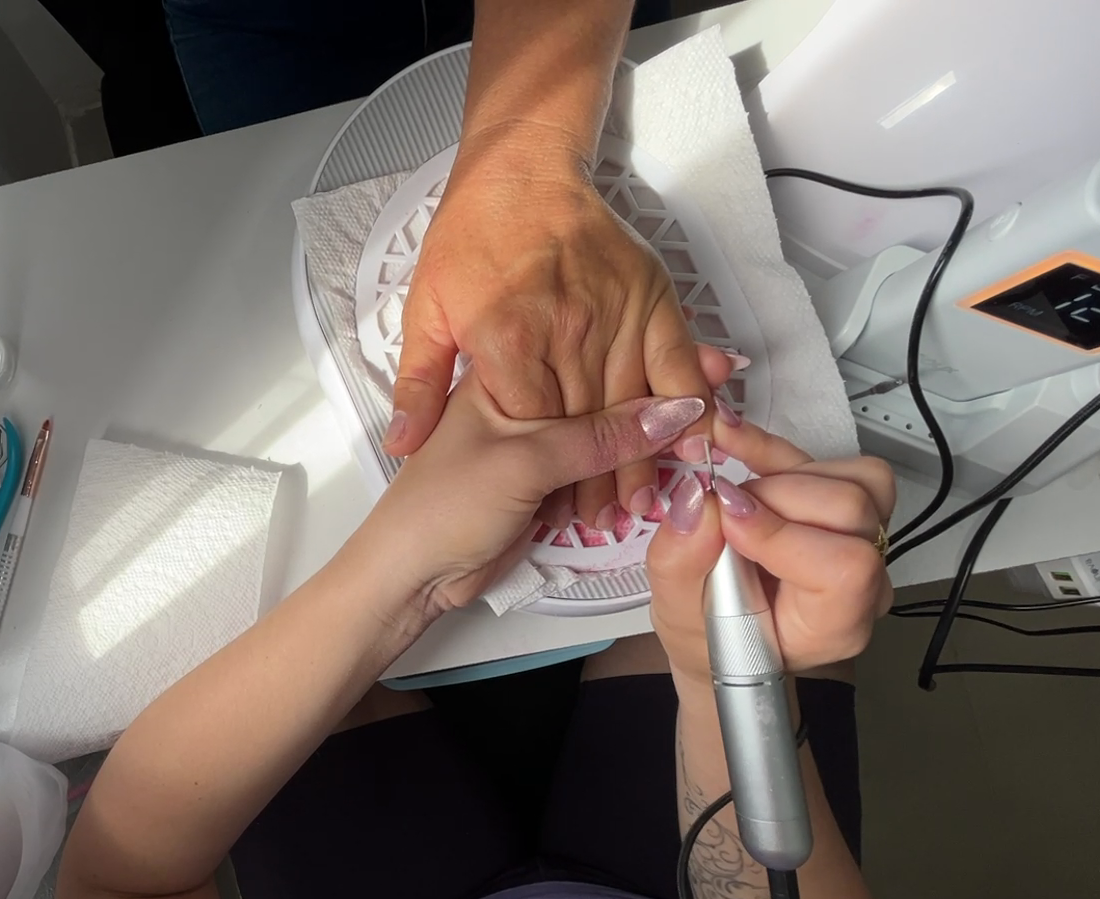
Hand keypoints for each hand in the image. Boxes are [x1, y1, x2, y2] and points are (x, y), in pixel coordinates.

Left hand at [351, 378, 706, 618]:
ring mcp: (532, 434)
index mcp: (506, 372)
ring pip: (606, 426)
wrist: (408, 568)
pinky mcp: (539, 473)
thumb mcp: (520, 463)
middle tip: (721, 423)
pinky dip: (629, 463)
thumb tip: (671, 417)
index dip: (653, 383)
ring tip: (710, 439)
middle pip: (607, 394)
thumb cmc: (442, 506)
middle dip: (664, 411)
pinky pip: (594, 460)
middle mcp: (523, 395)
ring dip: (653, 440)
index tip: (709, 394)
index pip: (594, 367)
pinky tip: (669, 458)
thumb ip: (594, 438)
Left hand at [383, 121, 711, 529]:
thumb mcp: (424, 315)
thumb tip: (402, 442)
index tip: (563, 516)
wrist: (516, 173)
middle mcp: (565, 332)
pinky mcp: (646, 295)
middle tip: (612, 524)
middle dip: (604, 481)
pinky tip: (697, 434)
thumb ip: (419, 384)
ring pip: (634, 401)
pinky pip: (675, 356)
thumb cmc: (464, 246)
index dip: (553, 477)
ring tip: (652, 500)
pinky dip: (689, 397)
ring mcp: (611, 313)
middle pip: (588, 425)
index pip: (537, 428)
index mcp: (507, 344)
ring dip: (647, 455)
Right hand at [646, 420, 896, 679]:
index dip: (782, 532)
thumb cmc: (704, 636)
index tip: (724, 518)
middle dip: (774, 496)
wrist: (721, 634)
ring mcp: (862, 543)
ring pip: (856, 480)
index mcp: (831, 625)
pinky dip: (773, 446)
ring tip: (731, 495)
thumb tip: (696, 498)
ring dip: (782, 475)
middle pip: (852, 511)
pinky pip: (828, 461)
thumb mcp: (674, 613)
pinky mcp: (840, 509)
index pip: (843, 567)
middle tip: (718, 508)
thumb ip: (681, 561)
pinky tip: (730, 438)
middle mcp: (864, 585)